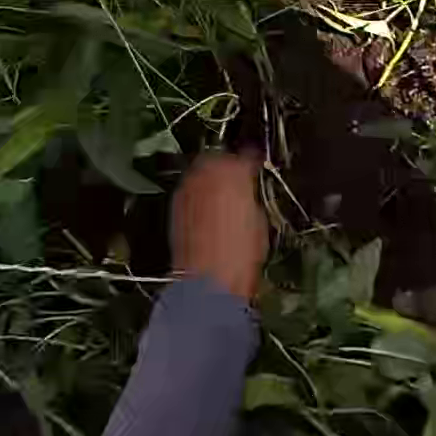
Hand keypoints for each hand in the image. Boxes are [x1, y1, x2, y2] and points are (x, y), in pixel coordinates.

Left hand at [171, 152, 267, 300]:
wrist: (207, 280)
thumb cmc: (241, 255)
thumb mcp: (259, 221)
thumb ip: (250, 196)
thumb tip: (247, 191)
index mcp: (235, 174)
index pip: (246, 155)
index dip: (253, 161)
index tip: (257, 166)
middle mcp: (208, 172)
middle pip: (219, 157)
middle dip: (229, 164)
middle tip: (238, 177)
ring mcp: (189, 184)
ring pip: (201, 169)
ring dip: (211, 174)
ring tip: (221, 190)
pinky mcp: (176, 200)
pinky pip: (190, 185)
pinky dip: (198, 189)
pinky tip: (205, 203)